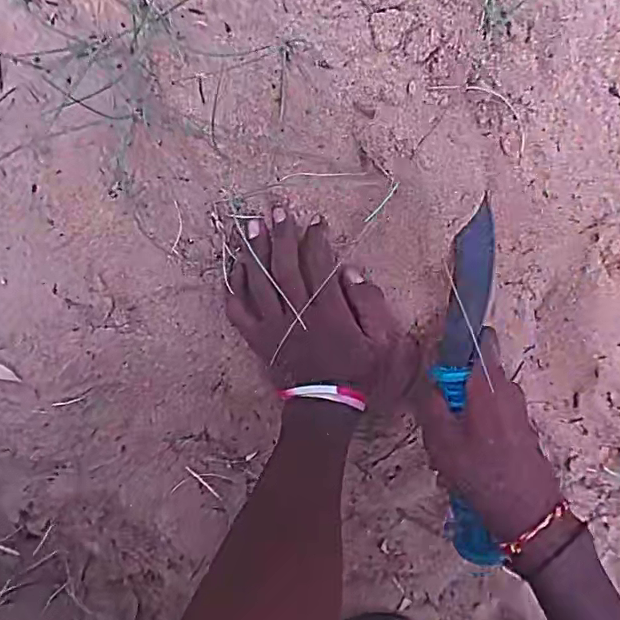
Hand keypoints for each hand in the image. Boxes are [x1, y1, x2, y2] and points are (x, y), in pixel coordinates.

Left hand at [225, 207, 417, 413]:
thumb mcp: (386, 344)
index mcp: (329, 313)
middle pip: (285, 267)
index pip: (318, 266)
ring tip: (254, 227)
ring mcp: (274, 328)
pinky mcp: (258, 339)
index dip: (315, 240)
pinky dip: (234, 288)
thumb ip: (371, 306)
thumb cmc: (360, 374)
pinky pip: (239, 311)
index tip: (316, 222)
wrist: (325, 408)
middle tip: (278, 211)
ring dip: (256, 252)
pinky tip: (235, 267)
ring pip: (260, 283)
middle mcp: (298, 315)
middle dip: (282, 235)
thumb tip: (350, 273)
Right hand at [413, 330, 569, 542]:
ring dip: (463, 413)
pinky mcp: (521, 429)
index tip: (440, 360)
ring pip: (481, 398)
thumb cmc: (481, 472)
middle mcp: (507, 389)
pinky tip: (466, 458)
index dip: (457, 343)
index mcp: (488, 383)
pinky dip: (476, 429)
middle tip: (437, 418)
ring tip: (449, 444)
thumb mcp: (440, 437)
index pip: (479, 341)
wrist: (525, 512)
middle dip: (453, 390)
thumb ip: (431, 402)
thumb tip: (431, 383)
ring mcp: (517, 410)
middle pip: (474, 374)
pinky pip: (492, 417)